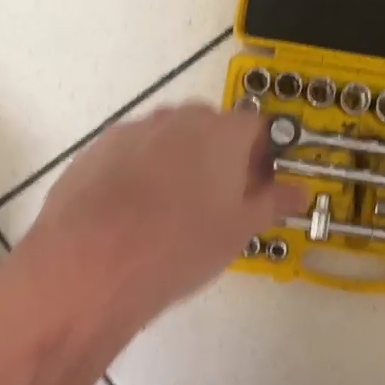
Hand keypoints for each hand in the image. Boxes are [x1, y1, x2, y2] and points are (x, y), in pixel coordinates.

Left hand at [25, 104, 308, 324]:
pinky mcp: (94, 151)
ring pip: (167, 140)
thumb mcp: (238, 231)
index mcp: (220, 132)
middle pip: (210, 127)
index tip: (258, 185)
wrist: (89, 266)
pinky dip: (138, 174)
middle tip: (219, 203)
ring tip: (171, 214)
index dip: (263, 154)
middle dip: (220, 157)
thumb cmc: (177, 247)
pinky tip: (133, 216)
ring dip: (177, 163)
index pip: (257, 125)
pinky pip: (130, 155)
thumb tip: (296, 191)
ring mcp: (131, 131)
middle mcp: (176, 119)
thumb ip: (272, 202)